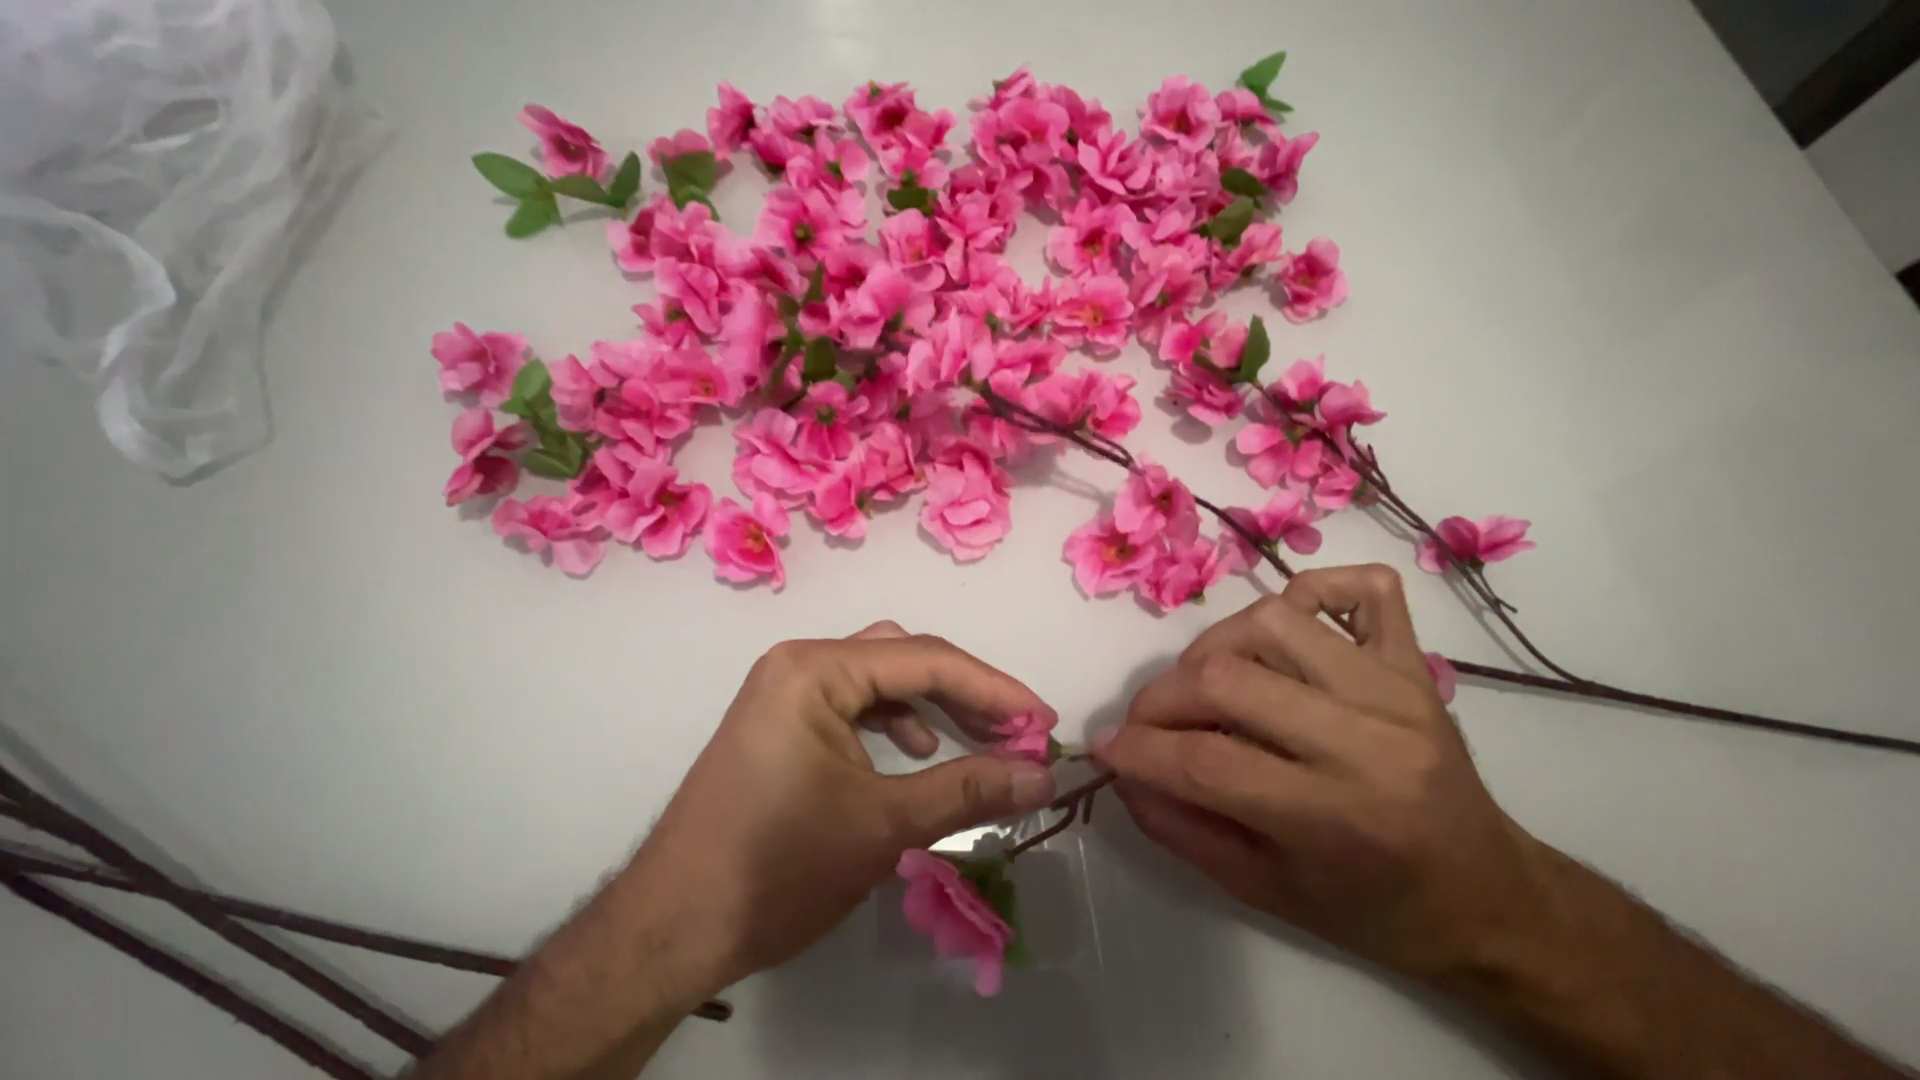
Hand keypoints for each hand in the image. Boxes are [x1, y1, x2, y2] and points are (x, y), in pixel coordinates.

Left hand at [625, 621, 1058, 1005]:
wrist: (676, 926)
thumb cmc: (780, 867)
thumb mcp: (884, 826)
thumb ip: (969, 790)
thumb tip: (1044, 774)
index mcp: (814, 669)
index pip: (925, 660)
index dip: (994, 689)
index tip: (1044, 722)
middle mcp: (796, 665)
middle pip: (903, 660)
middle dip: (965, 694)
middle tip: (1017, 734)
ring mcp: (782, 694)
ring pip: (878, 680)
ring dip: (933, 707)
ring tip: (978, 744)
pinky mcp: (778, 726)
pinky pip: (851, 706)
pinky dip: (893, 723)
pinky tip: (914, 756)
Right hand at [1093, 564, 1550, 982]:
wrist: (1490, 898)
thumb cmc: (1376, 911)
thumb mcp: (1267, 895)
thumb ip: (1183, 830)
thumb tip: (1123, 773)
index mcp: (1336, 816)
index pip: (1206, 761)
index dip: (1137, 751)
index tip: (1103, 749)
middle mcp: (1369, 739)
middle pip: (1228, 681)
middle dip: (1159, 700)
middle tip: (1146, 724)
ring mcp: (1397, 688)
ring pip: (1274, 621)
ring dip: (1214, 648)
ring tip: (1205, 684)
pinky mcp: (1413, 662)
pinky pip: (1362, 588)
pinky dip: (1309, 590)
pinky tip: (1280, 629)